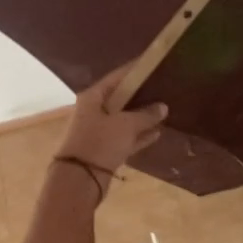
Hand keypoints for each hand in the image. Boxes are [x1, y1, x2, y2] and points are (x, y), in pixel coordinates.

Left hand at [56, 66, 168, 194]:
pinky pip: (125, 137)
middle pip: (121, 97)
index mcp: (93, 97)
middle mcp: (94, 110)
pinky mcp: (104, 149)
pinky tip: (157, 132)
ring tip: (163, 110)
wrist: (79, 179)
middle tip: (163, 87)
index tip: (154, 64)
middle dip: (141, 94)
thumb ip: (146, 114)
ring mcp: (98, 130)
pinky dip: (139, 134)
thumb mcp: (126, 125)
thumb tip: (163, 106)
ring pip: (124, 118)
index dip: (136, 70)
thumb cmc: (100, 142)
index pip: (118, 77)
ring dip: (142, 116)